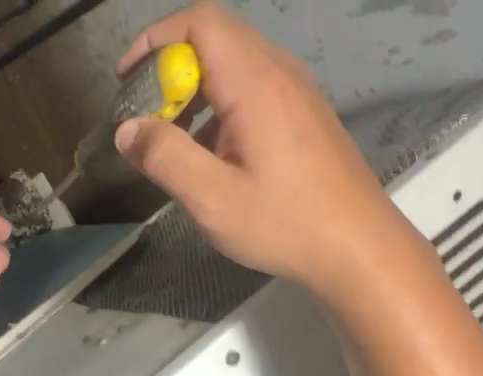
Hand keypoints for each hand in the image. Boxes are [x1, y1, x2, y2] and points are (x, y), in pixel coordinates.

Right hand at [113, 2, 418, 301]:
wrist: (356, 245)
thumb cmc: (284, 223)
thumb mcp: (213, 200)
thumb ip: (166, 158)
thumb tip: (127, 130)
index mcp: (255, 83)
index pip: (200, 23)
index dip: (155, 40)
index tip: (126, 81)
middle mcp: (278, 73)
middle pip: (215, 37)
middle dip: (168, 68)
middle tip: (142, 114)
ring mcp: (295, 91)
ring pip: (233, 64)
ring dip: (193, 90)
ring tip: (169, 138)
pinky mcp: (301, 114)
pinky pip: (251, 89)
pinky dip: (217, 107)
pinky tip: (207, 154)